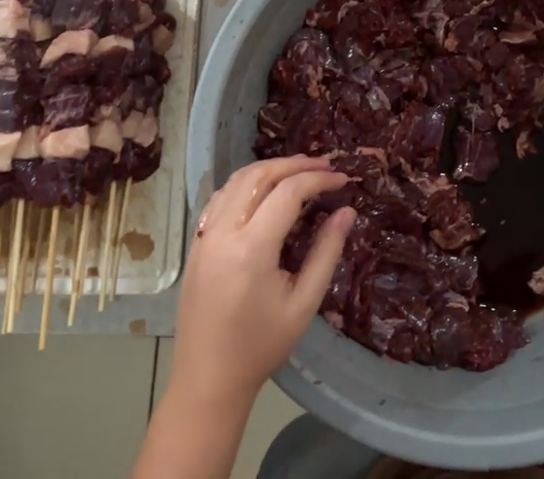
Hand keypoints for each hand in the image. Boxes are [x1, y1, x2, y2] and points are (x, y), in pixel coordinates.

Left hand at [174, 156, 355, 409]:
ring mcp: (204, 236)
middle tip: (325, 165)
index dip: (318, 179)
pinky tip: (264, 190)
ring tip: (299, 171)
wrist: (209, 378)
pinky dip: (245, 184)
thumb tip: (347, 212)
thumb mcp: (303, 303)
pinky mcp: (196, 244)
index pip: (288, 192)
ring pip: (235, 181)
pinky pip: (220, 198)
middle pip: (259, 176)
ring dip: (269, 169)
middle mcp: (223, 233)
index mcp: (251, 249)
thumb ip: (326, 253)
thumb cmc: (261, 345)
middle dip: (294, 165)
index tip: (343, 179)